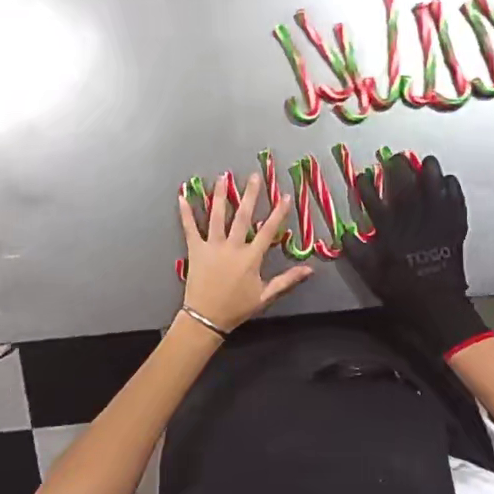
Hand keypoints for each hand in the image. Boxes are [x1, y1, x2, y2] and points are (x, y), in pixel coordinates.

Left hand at [178, 173, 314, 332]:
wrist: (206, 318)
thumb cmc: (237, 308)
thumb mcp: (265, 296)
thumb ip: (287, 280)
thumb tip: (310, 270)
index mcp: (251, 257)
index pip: (268, 230)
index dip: (278, 213)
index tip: (285, 196)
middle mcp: (232, 247)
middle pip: (243, 216)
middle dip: (250, 194)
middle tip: (253, 176)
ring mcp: (212, 246)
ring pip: (216, 216)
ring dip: (220, 195)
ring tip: (222, 177)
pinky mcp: (195, 250)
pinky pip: (190, 228)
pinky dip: (186, 212)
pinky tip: (183, 196)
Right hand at [344, 154, 488, 356]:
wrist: (436, 305)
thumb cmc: (401, 291)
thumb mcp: (370, 275)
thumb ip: (357, 252)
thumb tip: (345, 234)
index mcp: (390, 233)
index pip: (375, 201)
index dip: (366, 186)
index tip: (362, 176)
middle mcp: (413, 223)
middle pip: (406, 188)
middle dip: (399, 170)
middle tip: (394, 158)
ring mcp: (437, 224)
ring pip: (434, 190)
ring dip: (430, 173)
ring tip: (426, 161)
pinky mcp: (454, 229)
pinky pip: (455, 203)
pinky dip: (452, 190)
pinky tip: (448, 181)